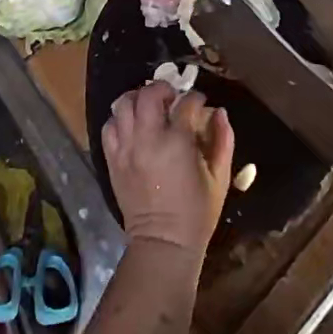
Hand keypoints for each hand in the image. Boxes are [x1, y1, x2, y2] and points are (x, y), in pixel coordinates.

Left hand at [102, 81, 234, 253]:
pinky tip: (132, 125)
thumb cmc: (197, 213)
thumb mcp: (220, 177)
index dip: (196, 98)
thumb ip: (223, 140)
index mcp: (177, 142)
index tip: (200, 103)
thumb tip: (220, 112)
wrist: (163, 244)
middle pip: (148, 94)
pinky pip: (109, 126)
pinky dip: (119, 119)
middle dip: (162, 88)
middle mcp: (148, 139)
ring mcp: (126, 148)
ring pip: (123, 104)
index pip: (186, 103)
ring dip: (137, 98)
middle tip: (171, 97)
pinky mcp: (112, 160)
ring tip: (149, 106)